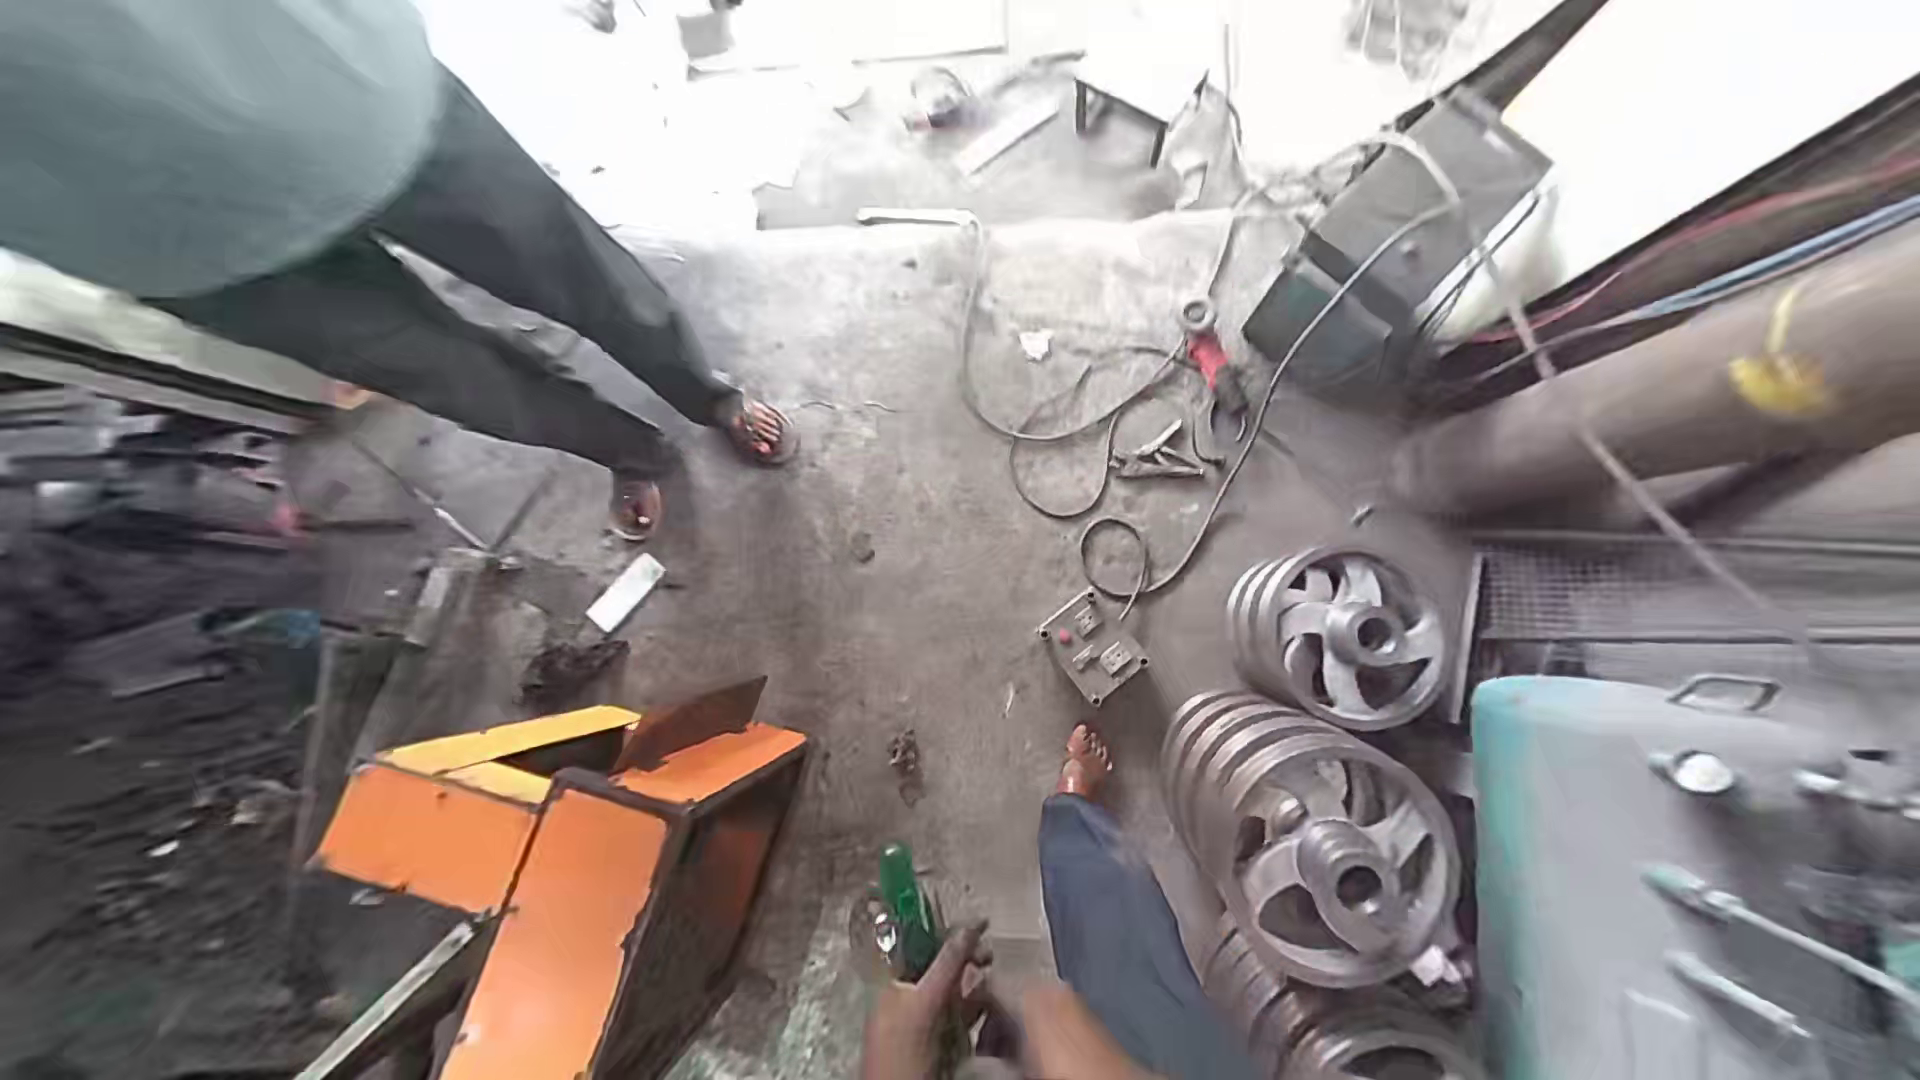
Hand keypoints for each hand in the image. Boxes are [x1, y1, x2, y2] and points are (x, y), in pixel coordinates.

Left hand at [860, 919, 989, 1079]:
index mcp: (891, 979)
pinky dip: (977, 1004)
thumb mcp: (922, 1006)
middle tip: (989, 952)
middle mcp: (906, 993)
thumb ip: (946, 964)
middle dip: (967, 953)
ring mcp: (924, 1018)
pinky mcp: (940, 1040)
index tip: (980, 921)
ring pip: (953, 987)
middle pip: (940, 962)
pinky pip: (961, 1014)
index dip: (947, 927)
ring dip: (975, 977)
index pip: (918, 939)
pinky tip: (992, 1001)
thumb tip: (969, 926)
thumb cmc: (900, 1054)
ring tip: (992, 971)